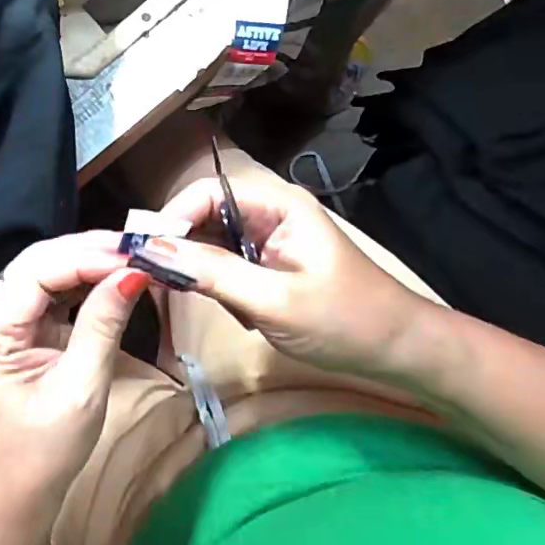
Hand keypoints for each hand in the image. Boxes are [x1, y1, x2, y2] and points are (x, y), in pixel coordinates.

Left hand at [0, 231, 148, 523]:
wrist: (17, 502)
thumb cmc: (44, 454)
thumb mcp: (81, 389)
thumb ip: (103, 325)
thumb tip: (134, 273)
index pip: (35, 273)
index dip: (84, 257)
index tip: (133, 256)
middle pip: (35, 265)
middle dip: (86, 251)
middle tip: (137, 248)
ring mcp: (2, 325)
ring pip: (43, 273)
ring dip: (86, 261)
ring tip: (130, 256)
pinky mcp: (20, 334)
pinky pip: (50, 295)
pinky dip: (82, 282)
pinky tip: (111, 276)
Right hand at [148, 172, 442, 380]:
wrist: (399, 351)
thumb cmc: (346, 321)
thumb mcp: (275, 300)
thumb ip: (213, 272)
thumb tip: (152, 249)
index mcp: (277, 204)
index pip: (207, 193)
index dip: (172, 217)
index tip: (146, 252)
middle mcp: (269, 212)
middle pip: (204, 214)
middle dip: (182, 245)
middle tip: (158, 280)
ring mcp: (268, 239)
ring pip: (211, 241)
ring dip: (201, 269)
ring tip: (210, 301)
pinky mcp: (268, 264)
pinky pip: (226, 264)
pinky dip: (218, 285)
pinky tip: (234, 310)